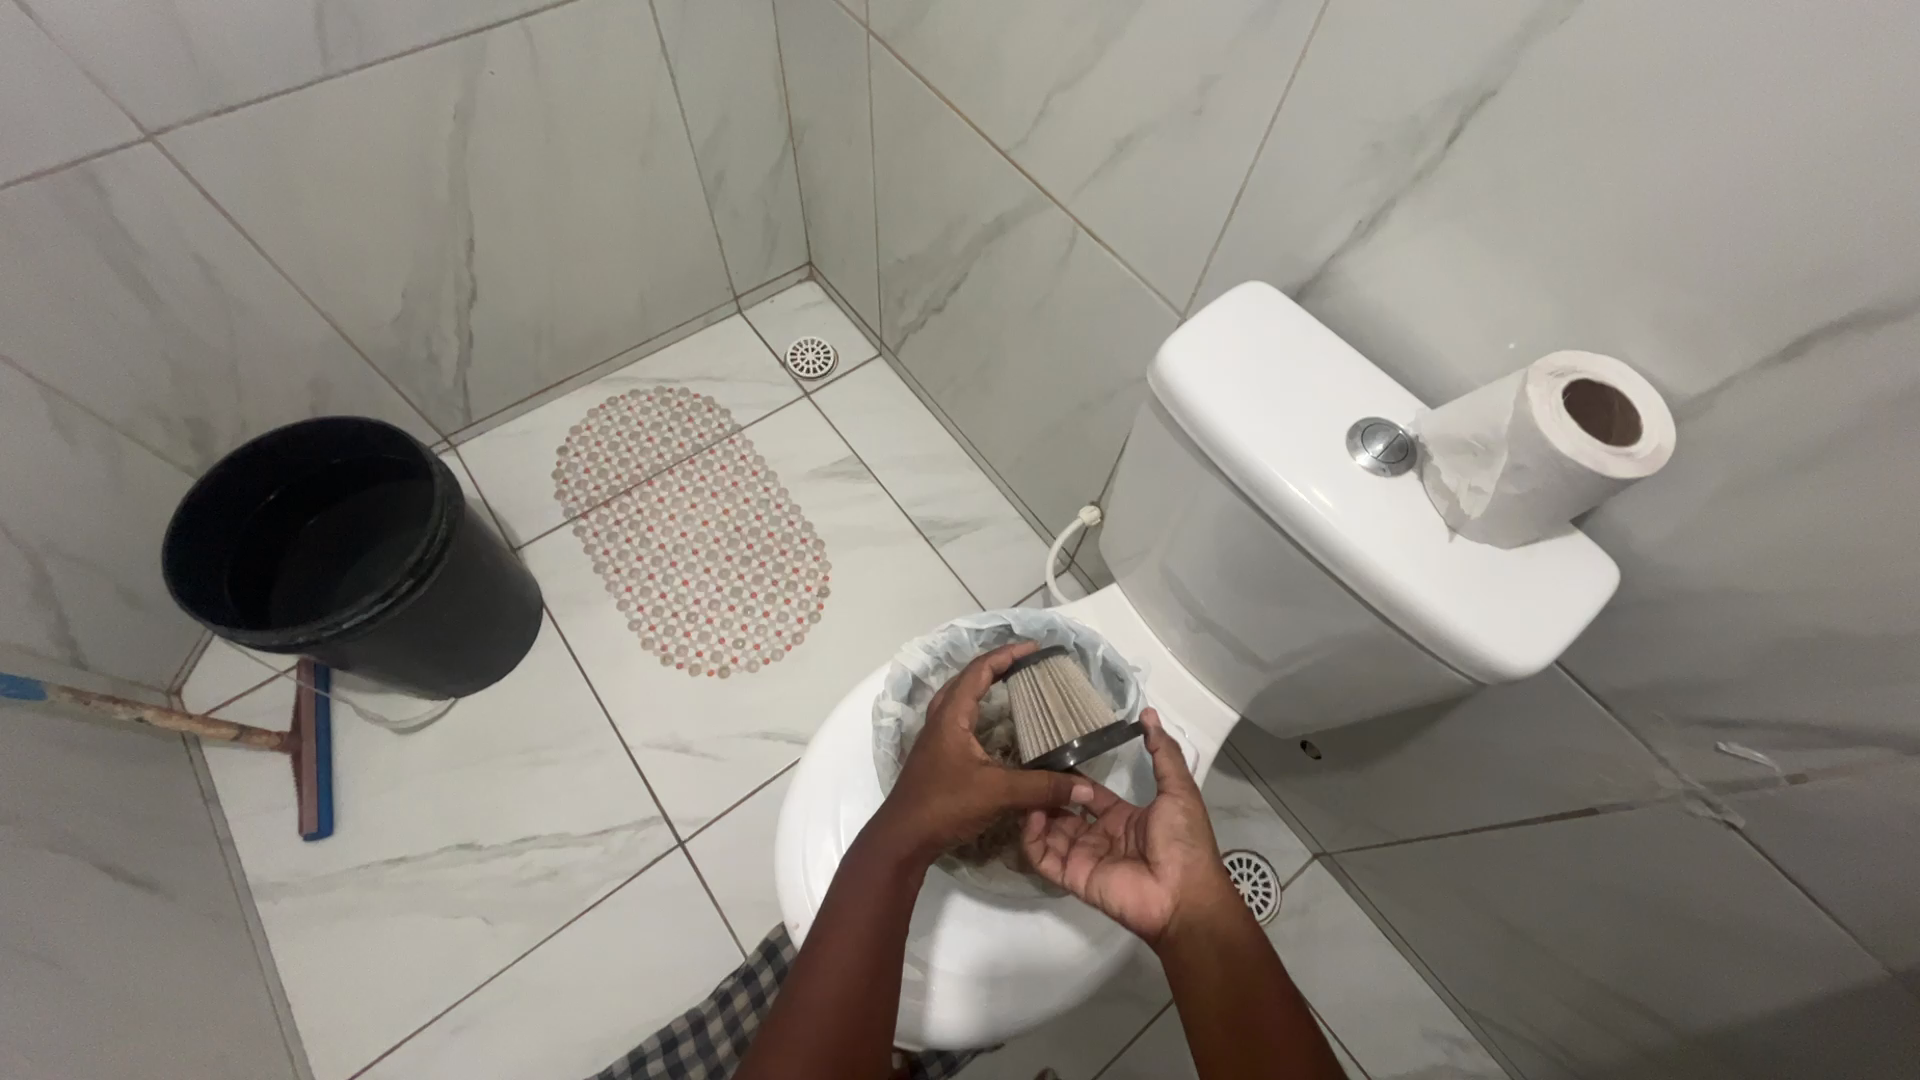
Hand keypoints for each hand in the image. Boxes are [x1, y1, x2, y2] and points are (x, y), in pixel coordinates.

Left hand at [868, 642, 1090, 864]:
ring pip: (958, 696)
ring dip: (982, 684)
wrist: (903, 837)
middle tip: (1024, 662)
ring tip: (1009, 683)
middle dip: (995, 665)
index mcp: (952, 715)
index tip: (1033, 648)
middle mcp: (940, 719)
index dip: (1006, 655)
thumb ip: (1042, 787)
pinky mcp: (935, 754)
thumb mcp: (998, 793)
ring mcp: (934, 737)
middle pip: (966, 678)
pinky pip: (957, 716)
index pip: (979, 671)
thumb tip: (1084, 785)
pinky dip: (976, 707)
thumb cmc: (945, 805)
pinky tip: (991, 724)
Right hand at [1020, 709, 1234, 944]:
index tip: (1051, 757)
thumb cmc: (1183, 842)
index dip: (1072, 778)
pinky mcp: (1073, 877)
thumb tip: (1148, 713)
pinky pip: (1044, 858)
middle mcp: (1100, 836)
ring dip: (1036, 811)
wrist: (1186, 896)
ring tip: (1028, 790)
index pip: (1088, 793)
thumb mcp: (1178, 789)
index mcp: (1123, 817)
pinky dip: (1031, 838)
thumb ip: (1163, 753)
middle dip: (1048, 793)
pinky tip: (1031, 815)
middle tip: (1031, 772)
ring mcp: (1085, 858)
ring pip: (1049, 832)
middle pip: (1064, 811)